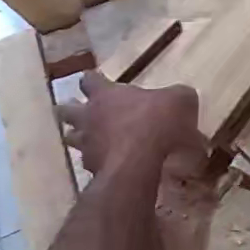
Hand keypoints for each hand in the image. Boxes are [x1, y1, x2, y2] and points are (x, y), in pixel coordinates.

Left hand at [57, 71, 202, 179]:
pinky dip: (96, 162)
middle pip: (66, 109)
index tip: (98, 80)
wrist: (139, 162)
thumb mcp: (180, 100)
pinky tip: (108, 164)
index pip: (90, 80)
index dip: (94, 80)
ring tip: (90, 140)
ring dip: (78, 137)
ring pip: (70, 137)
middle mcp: (88, 116)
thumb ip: (179, 95)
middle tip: (81, 111)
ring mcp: (86, 144)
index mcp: (106, 94)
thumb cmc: (156, 122)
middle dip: (71, 109)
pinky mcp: (91, 168)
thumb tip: (183, 96)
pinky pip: (88, 162)